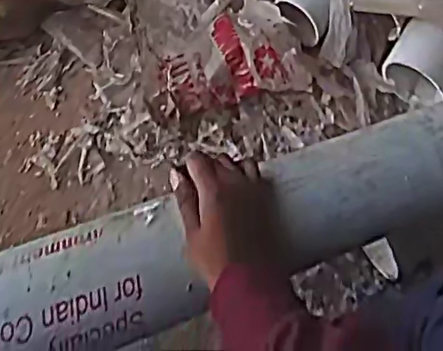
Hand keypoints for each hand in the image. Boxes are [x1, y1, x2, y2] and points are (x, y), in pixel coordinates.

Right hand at [173, 153, 274, 289]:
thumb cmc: (218, 263)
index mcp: (212, 189)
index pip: (196, 159)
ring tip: (219, 188)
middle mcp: (233, 181)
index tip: (184, 180)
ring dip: (224, 168)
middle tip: (198, 188)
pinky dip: (244, 171)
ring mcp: (251, 186)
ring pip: (234, 161)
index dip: (187, 167)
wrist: (252, 284)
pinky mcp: (265, 196)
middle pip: (215, 158)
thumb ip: (185, 201)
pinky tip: (239, 187)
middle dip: (204, 167)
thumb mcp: (193, 235)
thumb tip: (177, 175)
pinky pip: (253, 169)